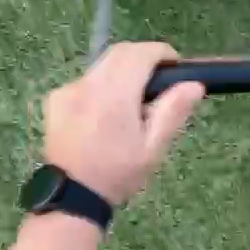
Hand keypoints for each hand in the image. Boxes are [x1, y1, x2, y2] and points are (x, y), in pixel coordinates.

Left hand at [43, 42, 206, 206]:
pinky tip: (103, 115)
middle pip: (119, 52)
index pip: (140, 53)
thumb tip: (194, 84)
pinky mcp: (54, 99)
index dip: (161, 53)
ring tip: (131, 105)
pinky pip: (84, 81)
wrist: (73, 197)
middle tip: (157, 83)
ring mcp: (67, 91)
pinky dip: (100, 87)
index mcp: (114, 97)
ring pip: (101, 65)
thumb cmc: (118, 175)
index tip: (174, 66)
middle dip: (142, 59)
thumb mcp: (152, 149)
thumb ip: (172, 112)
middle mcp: (88, 86)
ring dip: (121, 73)